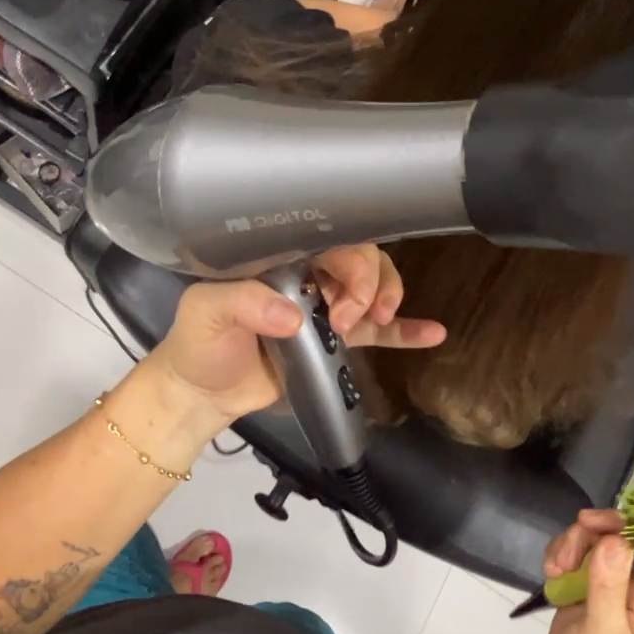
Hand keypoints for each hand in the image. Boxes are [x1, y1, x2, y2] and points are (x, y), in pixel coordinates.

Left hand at [144, 244, 445, 421]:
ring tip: (380, 320)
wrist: (203, 392)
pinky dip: (405, 330)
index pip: (328, 241)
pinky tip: (434, 331)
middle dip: (368, 285)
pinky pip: (376, 331)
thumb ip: (244, 303)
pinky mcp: (334, 340)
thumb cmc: (199, 343)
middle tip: (346, 320)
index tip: (341, 302)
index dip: (348, 265)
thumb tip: (294, 316)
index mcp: (279, 258)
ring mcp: (324, 307)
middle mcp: (306, 275)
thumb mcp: (206, 312)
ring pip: (374, 287)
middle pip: (360, 260)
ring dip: (388, 297)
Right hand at [538, 510, 633, 633]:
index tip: (588, 522)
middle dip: (587, 538)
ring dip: (569, 547)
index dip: (622, 528)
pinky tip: (550, 575)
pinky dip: (559, 558)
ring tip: (553, 570)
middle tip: (563, 557)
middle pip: (616, 538)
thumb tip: (615, 538)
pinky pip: (574, 558)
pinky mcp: (584, 595)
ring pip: (592, 543)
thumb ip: (608, 586)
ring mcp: (610, 591)